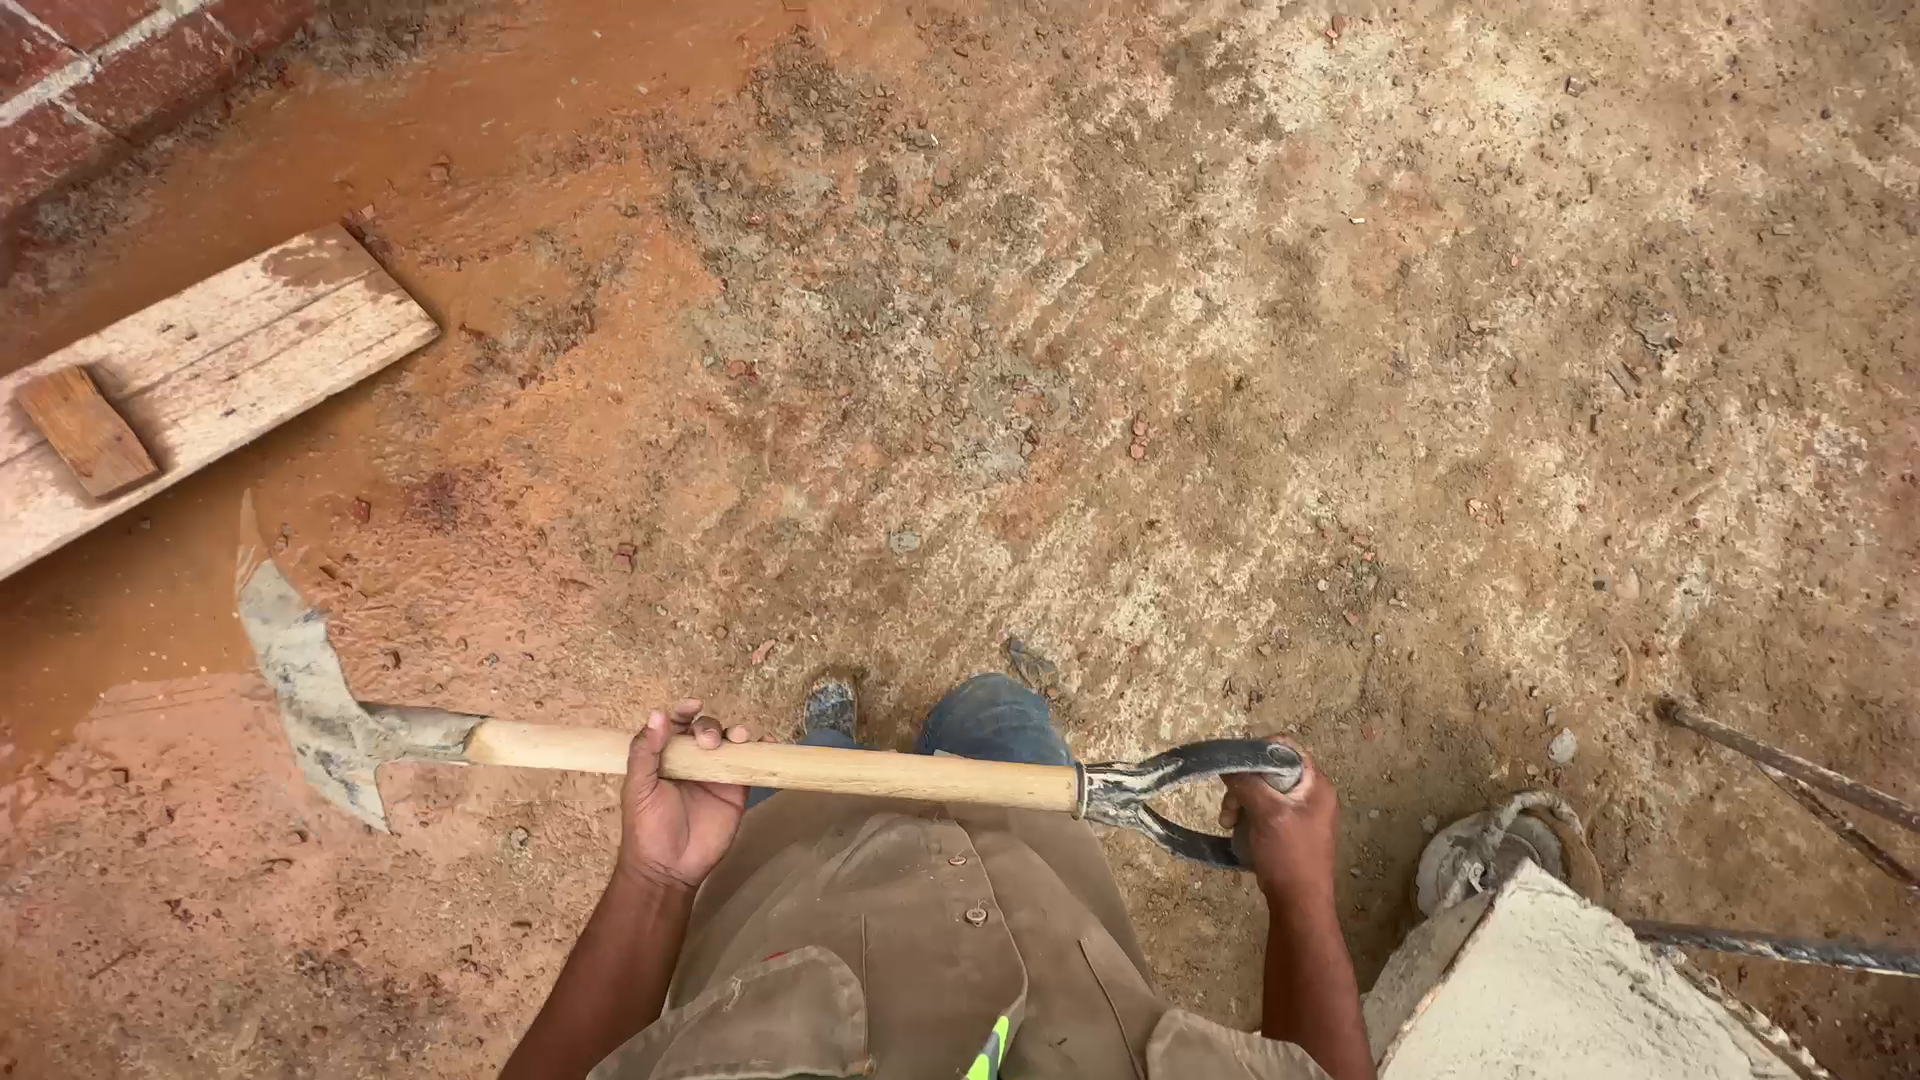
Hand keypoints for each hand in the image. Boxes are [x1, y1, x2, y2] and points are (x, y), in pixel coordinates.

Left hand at [616, 699, 756, 890]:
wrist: (669, 868)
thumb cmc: (647, 828)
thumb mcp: (639, 788)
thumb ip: (645, 752)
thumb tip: (657, 714)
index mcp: (666, 757)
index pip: (677, 725)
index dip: (684, 711)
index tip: (693, 706)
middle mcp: (693, 760)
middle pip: (707, 729)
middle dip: (710, 727)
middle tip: (708, 743)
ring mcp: (717, 773)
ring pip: (731, 741)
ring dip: (738, 732)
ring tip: (739, 738)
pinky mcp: (737, 788)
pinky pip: (751, 763)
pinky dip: (761, 750)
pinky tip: (766, 744)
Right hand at [1219, 737, 1339, 911]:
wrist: (1299, 904)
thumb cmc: (1289, 855)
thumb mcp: (1266, 813)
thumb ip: (1246, 782)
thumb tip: (1225, 763)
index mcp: (1316, 785)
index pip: (1286, 748)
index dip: (1258, 750)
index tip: (1235, 765)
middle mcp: (1311, 793)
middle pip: (1270, 769)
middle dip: (1243, 782)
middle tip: (1229, 803)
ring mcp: (1301, 811)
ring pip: (1262, 788)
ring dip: (1240, 800)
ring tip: (1227, 821)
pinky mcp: (1289, 827)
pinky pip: (1263, 806)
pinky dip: (1246, 813)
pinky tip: (1234, 827)